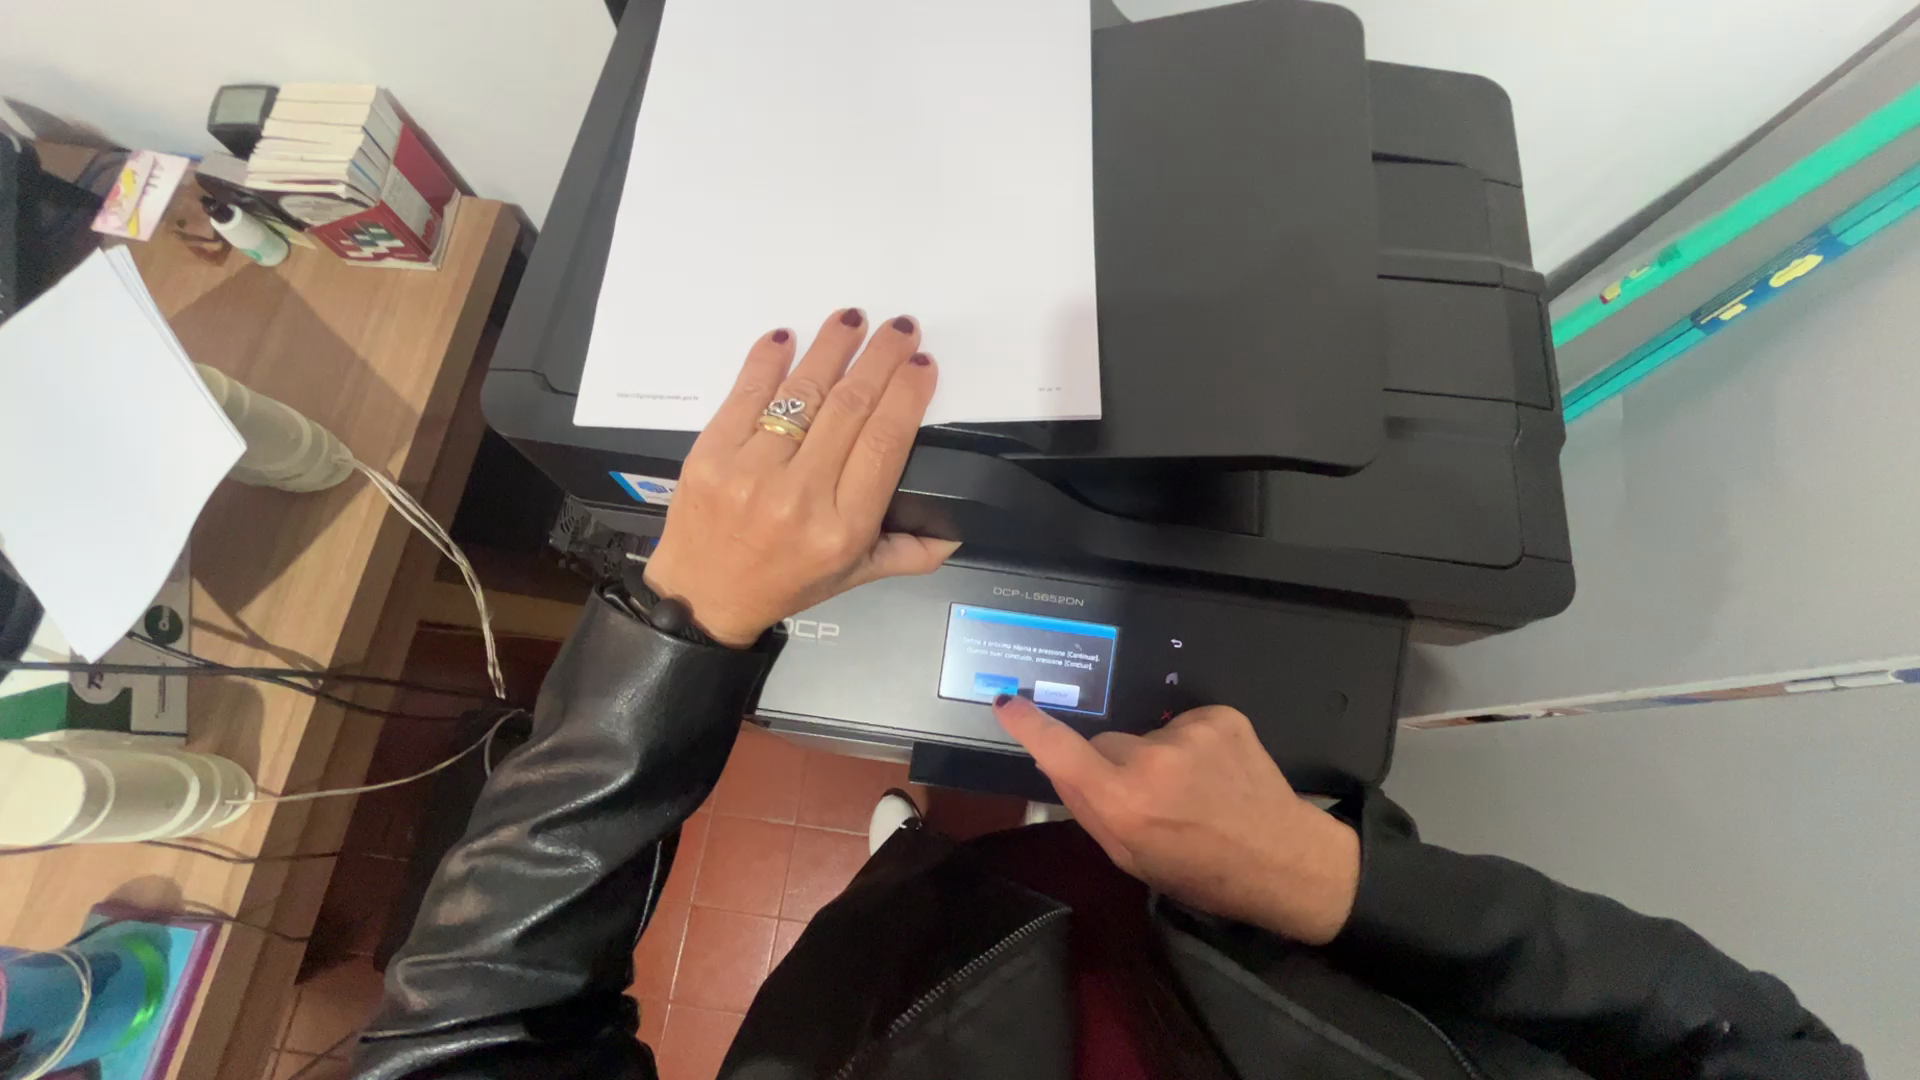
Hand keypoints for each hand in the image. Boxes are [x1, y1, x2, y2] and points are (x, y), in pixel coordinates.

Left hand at [643, 310, 960, 646]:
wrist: (704, 596)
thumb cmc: (787, 581)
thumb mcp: (856, 576)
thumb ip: (909, 553)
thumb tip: (956, 530)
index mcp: (843, 527)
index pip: (885, 443)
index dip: (906, 394)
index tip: (920, 364)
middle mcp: (800, 496)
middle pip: (850, 407)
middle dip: (880, 358)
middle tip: (899, 329)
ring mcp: (750, 471)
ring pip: (803, 392)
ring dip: (832, 346)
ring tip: (853, 320)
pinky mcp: (711, 453)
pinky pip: (746, 392)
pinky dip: (769, 359)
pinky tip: (788, 336)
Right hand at [995, 697, 1360, 944]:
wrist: (1285, 861)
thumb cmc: (1200, 872)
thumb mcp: (1131, 858)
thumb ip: (1089, 808)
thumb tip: (1057, 763)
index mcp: (1124, 803)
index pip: (1062, 753)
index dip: (1030, 726)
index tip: (1007, 702)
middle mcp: (1151, 760)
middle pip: (1106, 742)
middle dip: (1116, 763)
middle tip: (1153, 797)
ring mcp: (1189, 733)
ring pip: (1146, 734)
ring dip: (1159, 755)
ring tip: (1194, 787)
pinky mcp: (1220, 715)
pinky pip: (1184, 723)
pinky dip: (1193, 743)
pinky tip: (1217, 771)